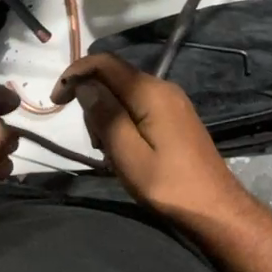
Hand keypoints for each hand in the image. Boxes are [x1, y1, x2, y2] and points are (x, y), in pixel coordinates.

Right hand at [50, 54, 248, 222]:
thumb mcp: (128, 154)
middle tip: (95, 144)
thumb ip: (105, 115)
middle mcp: (162, 88)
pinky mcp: (175, 118)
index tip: (56, 101)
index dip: (75, 74)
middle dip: (93, 103)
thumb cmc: (168, 185)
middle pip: (113, 78)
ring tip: (111, 155)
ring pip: (124, 95)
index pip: (104, 63)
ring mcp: (172, 102)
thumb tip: (84, 85)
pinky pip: (139, 108)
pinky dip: (123, 124)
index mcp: (150, 92)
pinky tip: (126, 153)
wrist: (215, 208)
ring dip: (107, 118)